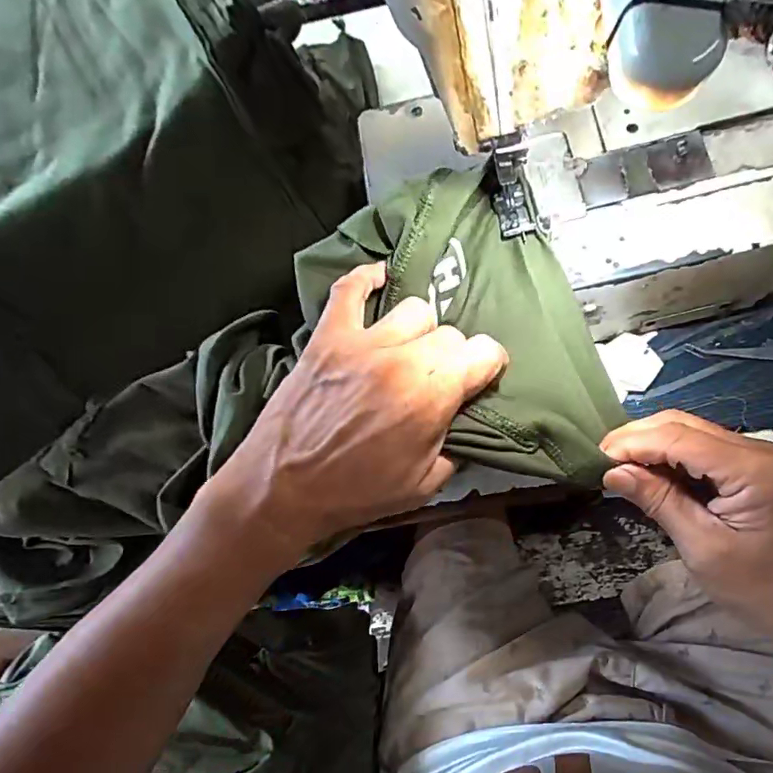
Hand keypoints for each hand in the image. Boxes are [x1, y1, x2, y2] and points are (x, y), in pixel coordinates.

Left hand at [201, 263, 507, 558]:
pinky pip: (349, 290)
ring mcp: (361, 343)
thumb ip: (454, 446)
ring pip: (412, 310)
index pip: (484, 351)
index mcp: (431, 395)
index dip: (488, 365)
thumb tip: (461, 421)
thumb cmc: (355, 494)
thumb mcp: (422, 484)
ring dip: (417, 331)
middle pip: (448, 333)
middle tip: (436, 381)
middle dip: (451, 357)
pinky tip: (378, 278)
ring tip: (406, 353)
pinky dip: (366, 279)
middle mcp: (401, 359)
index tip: (480, 377)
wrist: (284, 488)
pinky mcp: (327, 338)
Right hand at [600, 410, 772, 644]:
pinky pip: (698, 449)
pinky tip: (644, 471)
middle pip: (683, 425)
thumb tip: (612, 473)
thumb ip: (658, 501)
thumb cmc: (755, 585)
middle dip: (637, 438)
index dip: (633, 443)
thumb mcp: (700, 545)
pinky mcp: (747, 469)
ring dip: (649, 444)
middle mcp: (756, 451)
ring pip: (688, 432)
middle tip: (599, 460)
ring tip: (615, 465)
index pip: (679, 438)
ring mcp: (753, 458)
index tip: (596, 459)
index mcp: (751, 469)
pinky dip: (666, 456)